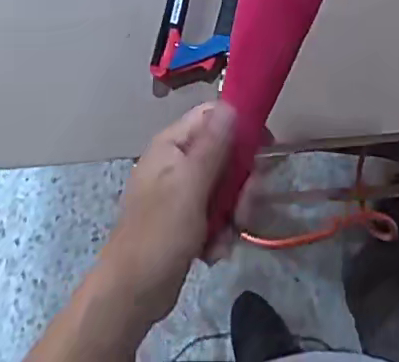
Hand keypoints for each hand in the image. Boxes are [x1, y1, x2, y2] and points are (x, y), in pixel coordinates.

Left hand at [23, 102, 243, 361]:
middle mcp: (177, 162)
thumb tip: (230, 105)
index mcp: (172, 144)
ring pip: (225, 189)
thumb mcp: (190, 186)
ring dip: (232, 214)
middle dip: (240, 185)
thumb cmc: (159, 233)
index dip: (240, 127)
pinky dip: (219, 233)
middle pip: (224, 155)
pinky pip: (217, 215)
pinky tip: (212, 252)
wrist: (132, 293)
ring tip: (223, 237)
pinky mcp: (187, 220)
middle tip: (242, 209)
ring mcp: (182, 192)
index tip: (266, 147)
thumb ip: (212, 146)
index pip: (212, 117)